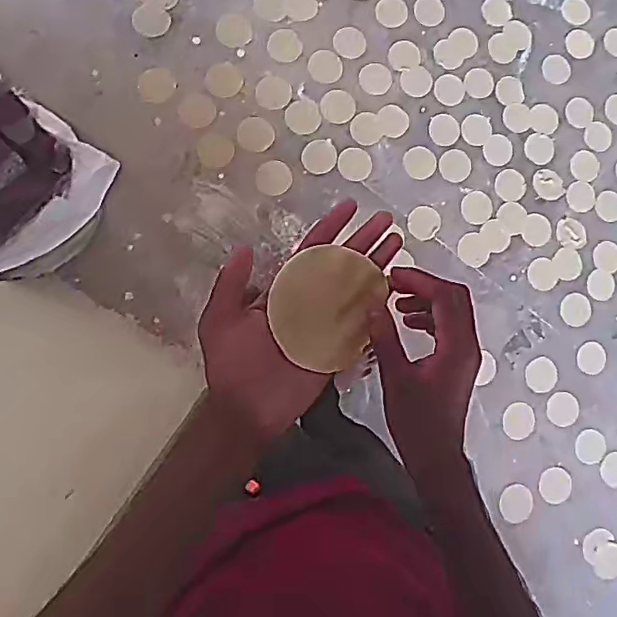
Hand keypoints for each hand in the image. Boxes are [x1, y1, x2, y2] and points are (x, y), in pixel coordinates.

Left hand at [199, 200, 401, 443]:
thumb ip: (231, 284)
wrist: (247, 409)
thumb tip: (243, 248)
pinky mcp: (339, 343)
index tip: (350, 208)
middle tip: (386, 220)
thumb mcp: (219, 320)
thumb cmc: (231, 365)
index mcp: (284, 290)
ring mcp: (327, 321)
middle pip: (342, 262)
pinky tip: (393, 282)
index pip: (312, 251)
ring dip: (377, 263)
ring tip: (397, 243)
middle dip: (364, 239)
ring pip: (356, 285)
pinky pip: (362, 318)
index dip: (331, 227)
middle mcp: (309, 300)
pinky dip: (377, 300)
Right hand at [368, 266, 480, 482]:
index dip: (419, 280)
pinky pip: (449, 328)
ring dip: (427, 301)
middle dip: (425, 286)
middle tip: (396, 284)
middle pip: (454, 298)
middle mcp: (468, 346)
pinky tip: (408, 323)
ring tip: (397, 303)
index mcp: (457, 346)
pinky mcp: (459, 363)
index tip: (395, 276)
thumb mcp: (395, 378)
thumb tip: (375, 308)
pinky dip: (430, 318)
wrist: (436, 456)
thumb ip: (385, 340)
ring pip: (453, 312)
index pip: (445, 297)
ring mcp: (466, 355)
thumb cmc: (418, 426)